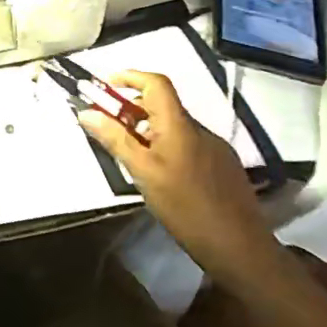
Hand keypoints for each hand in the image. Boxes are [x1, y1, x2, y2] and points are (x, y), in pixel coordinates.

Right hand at [77, 71, 281, 287]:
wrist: (240, 250)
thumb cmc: (185, 207)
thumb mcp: (142, 173)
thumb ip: (114, 139)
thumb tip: (86, 112)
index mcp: (179, 126)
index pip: (156, 83)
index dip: (130, 76)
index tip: (106, 85)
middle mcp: (200, 130)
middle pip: (163, 105)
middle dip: (132, 109)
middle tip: (108, 126)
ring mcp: (215, 148)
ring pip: (174, 126)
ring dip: (147, 129)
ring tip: (129, 154)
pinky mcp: (223, 167)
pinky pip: (188, 144)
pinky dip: (165, 145)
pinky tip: (159, 173)